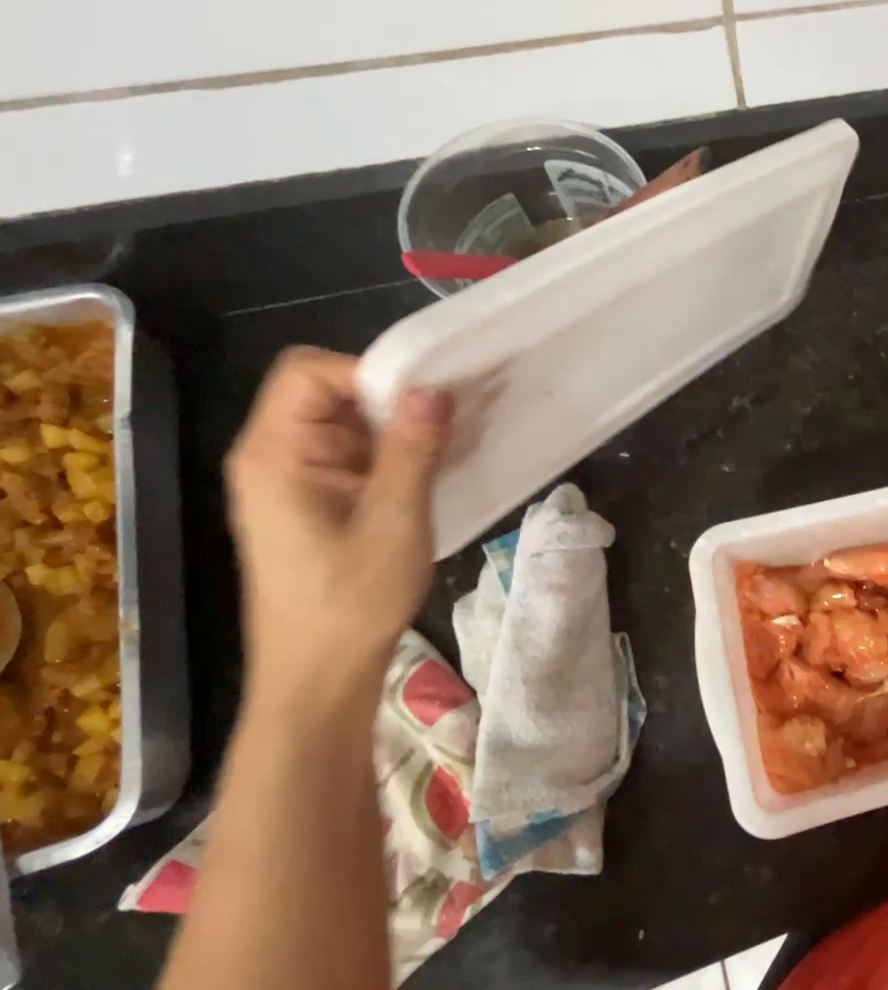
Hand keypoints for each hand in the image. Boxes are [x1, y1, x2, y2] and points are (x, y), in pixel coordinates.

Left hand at [224, 347, 451, 700]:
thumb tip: (435, 388)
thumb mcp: (394, 521)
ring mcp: (296, 479)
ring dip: (401, 425)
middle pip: (329, 392)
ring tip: (456, 438)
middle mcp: (275, 456)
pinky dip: (396, 451)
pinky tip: (435, 467)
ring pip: (348, 422)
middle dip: (394, 395)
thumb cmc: (351, 600)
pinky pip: (356, 453)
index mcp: (275, 454)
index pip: (309, 373)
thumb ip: (412, 450)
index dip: (369, 370)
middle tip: (457, 413)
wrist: (320, 673)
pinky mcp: (317, 500)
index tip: (430, 395)